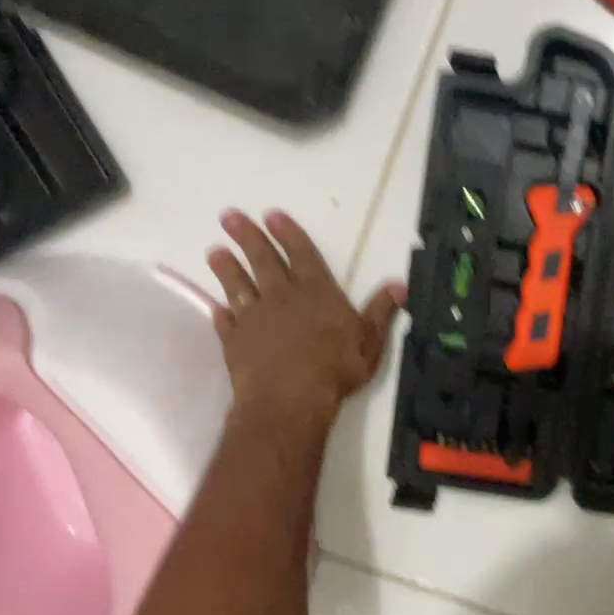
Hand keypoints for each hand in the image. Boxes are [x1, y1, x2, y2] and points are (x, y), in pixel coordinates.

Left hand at [206, 210, 404, 437]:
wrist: (290, 399)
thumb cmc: (336, 368)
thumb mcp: (370, 340)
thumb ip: (381, 311)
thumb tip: (399, 284)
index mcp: (317, 292)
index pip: (302, 255)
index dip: (288, 234)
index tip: (272, 215)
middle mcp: (282, 297)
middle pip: (263, 261)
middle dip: (248, 238)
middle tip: (229, 217)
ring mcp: (255, 319)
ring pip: (238, 286)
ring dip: (227, 268)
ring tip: (214, 251)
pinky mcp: (235, 342)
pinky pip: (226, 323)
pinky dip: (221, 314)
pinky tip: (216, 308)